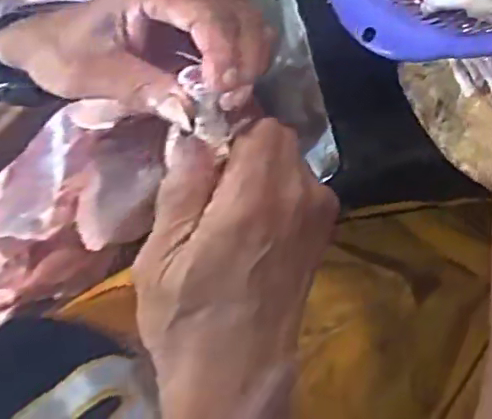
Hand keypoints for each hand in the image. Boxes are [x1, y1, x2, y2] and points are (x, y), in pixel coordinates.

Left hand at [0, 0, 274, 118]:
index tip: (219, 89)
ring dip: (252, 60)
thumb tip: (188, 110)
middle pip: (243, 16)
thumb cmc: (65, 52)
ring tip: (231, 97)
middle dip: (244, 58)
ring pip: (254, 24)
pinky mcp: (216, 21)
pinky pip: (249, 35)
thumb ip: (139, 88)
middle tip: (229, 99)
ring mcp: (210, 3)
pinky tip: (231, 86)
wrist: (52, 43)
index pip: (209, 14)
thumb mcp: (88, 74)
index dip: (222, 50)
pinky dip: (249, 60)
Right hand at [136, 120, 337, 418]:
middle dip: (249, 148)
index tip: (209, 146)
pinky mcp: (330, 218)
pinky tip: (257, 224)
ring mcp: (321, 203)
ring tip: (232, 209)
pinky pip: (304, 183)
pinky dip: (281, 190)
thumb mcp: (161, 256)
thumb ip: (183, 187)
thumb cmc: (187, 315)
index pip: (264, 127)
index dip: (236, 129)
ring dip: (265, 170)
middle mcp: (300, 190)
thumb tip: (193, 135)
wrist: (240, 364)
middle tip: (214, 181)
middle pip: (282, 139)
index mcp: (257, 196)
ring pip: (294, 159)